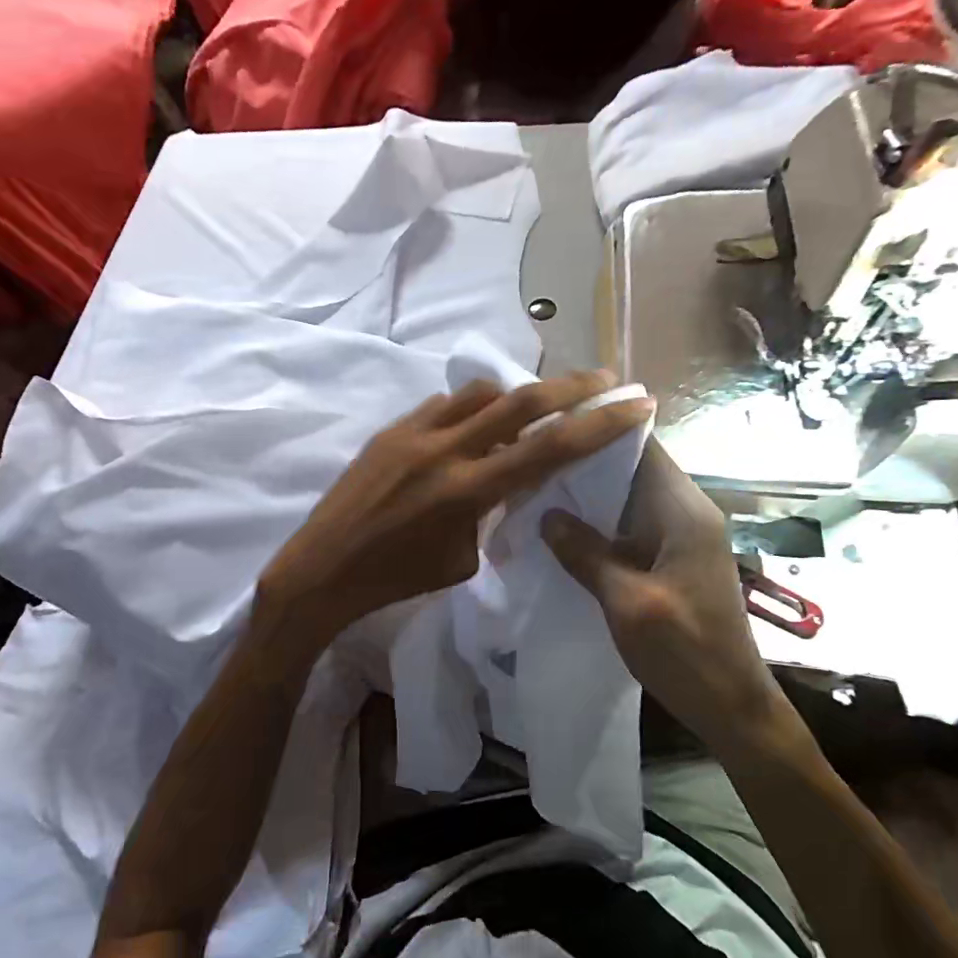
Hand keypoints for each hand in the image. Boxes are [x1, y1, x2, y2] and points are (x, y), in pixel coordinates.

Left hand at [259, 371, 653, 642]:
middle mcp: (445, 449)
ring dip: (515, 394)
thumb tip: (511, 479)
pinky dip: (470, 409)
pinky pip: (443, 405)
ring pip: (479, 392)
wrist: (324, 568)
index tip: (634, 402)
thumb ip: (494, 512)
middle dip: (569, 385)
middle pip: (520, 400)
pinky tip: (473, 427)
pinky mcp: (390, 429)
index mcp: (468, 490)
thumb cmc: (397, 578)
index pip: (548, 448)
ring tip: (533, 407)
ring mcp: (413, 432)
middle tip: (602, 378)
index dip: (598, 423)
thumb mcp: (462, 557)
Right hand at [542, 443, 810, 753]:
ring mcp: (679, 538)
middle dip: (584, 464)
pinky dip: (598, 526)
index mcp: (684, 512)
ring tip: (535, 490)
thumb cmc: (687, 653)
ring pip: (627, 500)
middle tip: (530, 460)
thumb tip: (546, 515)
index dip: (599, 432)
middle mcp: (686, 514)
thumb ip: (586, 555)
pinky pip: (630, 528)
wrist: (733, 706)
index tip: (550, 425)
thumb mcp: (628, 604)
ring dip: (587, 497)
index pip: (643, 448)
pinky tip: (561, 533)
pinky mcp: (671, 560)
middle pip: (632, 470)